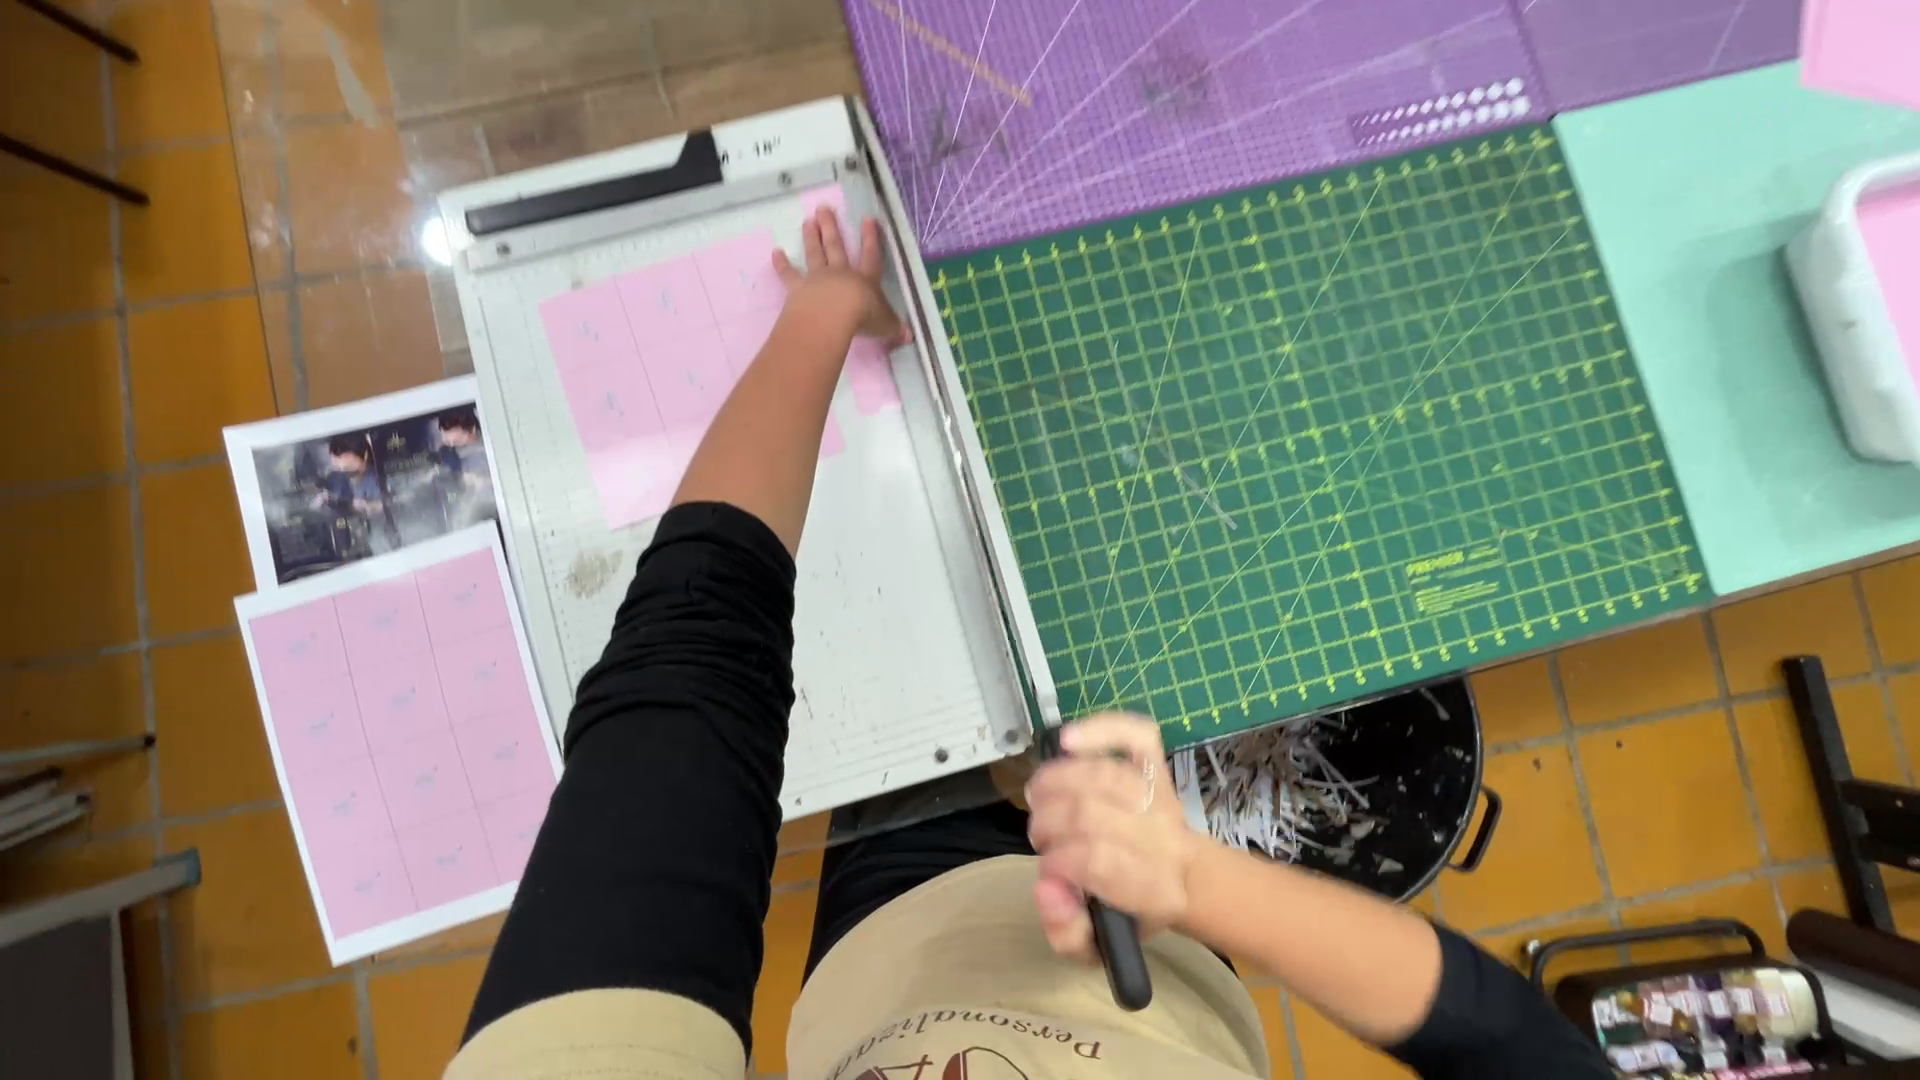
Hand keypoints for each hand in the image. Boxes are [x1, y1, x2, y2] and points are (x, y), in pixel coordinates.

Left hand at [772, 206, 911, 347]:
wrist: (833, 315)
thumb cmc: (863, 317)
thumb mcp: (885, 325)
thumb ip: (894, 327)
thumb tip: (908, 334)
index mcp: (865, 280)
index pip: (870, 256)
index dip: (871, 239)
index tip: (868, 219)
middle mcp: (841, 274)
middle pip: (836, 247)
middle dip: (832, 228)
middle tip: (824, 209)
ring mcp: (818, 279)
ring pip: (815, 254)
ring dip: (811, 237)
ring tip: (807, 221)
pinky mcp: (799, 288)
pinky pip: (789, 275)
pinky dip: (782, 264)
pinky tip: (776, 252)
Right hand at [1024, 712, 1199, 961]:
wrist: (1185, 878)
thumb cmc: (1132, 908)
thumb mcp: (1099, 946)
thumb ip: (1067, 931)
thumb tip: (1046, 889)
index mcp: (1152, 890)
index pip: (1099, 863)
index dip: (1060, 861)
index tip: (1046, 868)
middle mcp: (1163, 839)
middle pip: (1093, 815)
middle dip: (1050, 823)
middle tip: (1040, 835)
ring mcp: (1160, 797)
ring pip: (1103, 776)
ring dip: (1057, 783)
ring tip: (1040, 798)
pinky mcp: (1157, 767)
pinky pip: (1136, 736)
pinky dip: (1103, 729)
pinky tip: (1069, 740)